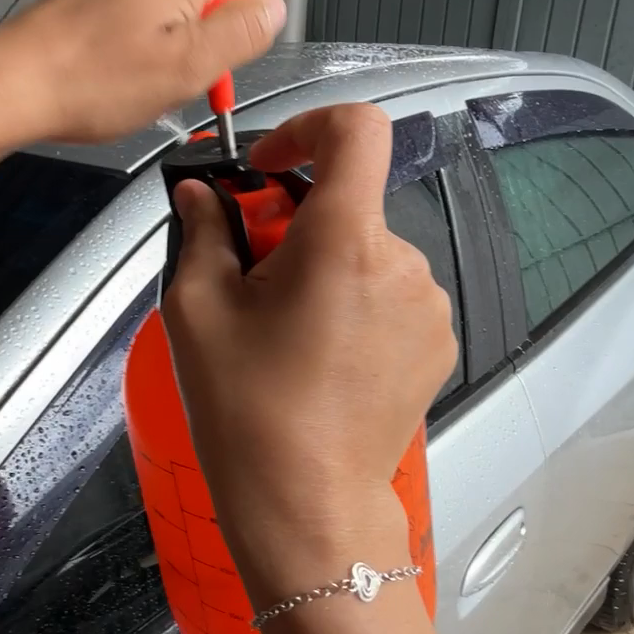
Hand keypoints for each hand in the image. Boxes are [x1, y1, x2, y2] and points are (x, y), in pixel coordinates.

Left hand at [0, 0, 286, 144]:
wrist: (9, 85)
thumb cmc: (99, 81)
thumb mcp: (188, 67)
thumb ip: (241, 33)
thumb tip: (274, 7)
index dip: (249, 18)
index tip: (222, 63)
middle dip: (205, 36)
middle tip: (179, 83)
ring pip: (165, 4)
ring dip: (168, 44)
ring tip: (138, 85)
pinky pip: (127, 14)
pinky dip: (131, 45)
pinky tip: (108, 77)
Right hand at [160, 104, 455, 604]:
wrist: (305, 504)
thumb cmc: (244, 406)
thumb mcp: (196, 309)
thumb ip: (203, 231)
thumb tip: (201, 194)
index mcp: (344, 242)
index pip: (356, 130)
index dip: (306, 129)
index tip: (266, 170)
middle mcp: (403, 263)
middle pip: (348, 203)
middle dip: (293, 223)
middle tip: (249, 281)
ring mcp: (429, 306)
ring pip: (366, 251)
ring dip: (322, 266)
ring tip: (281, 331)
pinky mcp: (437, 343)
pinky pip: (389, 292)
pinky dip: (352, 300)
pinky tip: (319, 356)